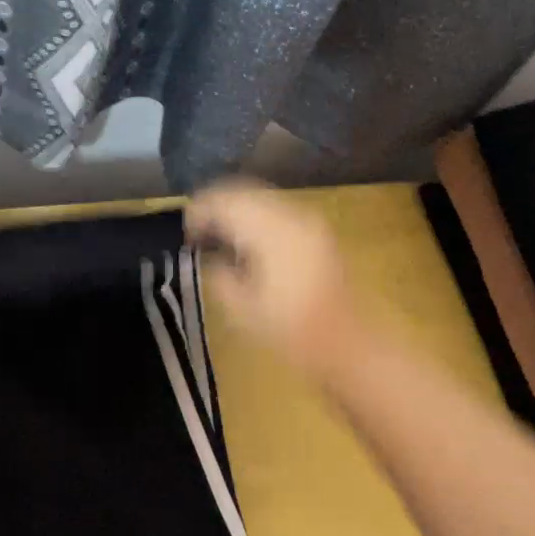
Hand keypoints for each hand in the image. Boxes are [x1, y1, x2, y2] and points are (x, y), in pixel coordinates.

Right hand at [186, 179, 364, 369]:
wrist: (349, 344)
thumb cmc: (293, 332)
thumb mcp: (242, 310)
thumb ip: (218, 274)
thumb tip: (208, 255)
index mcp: (271, 232)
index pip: (225, 202)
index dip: (199, 211)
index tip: (185, 233)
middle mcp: (292, 216)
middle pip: (243, 191)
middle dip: (215, 205)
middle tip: (195, 230)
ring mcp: (308, 220)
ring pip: (260, 196)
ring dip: (235, 208)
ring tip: (216, 233)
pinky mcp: (317, 230)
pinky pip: (276, 208)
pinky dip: (254, 215)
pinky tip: (245, 240)